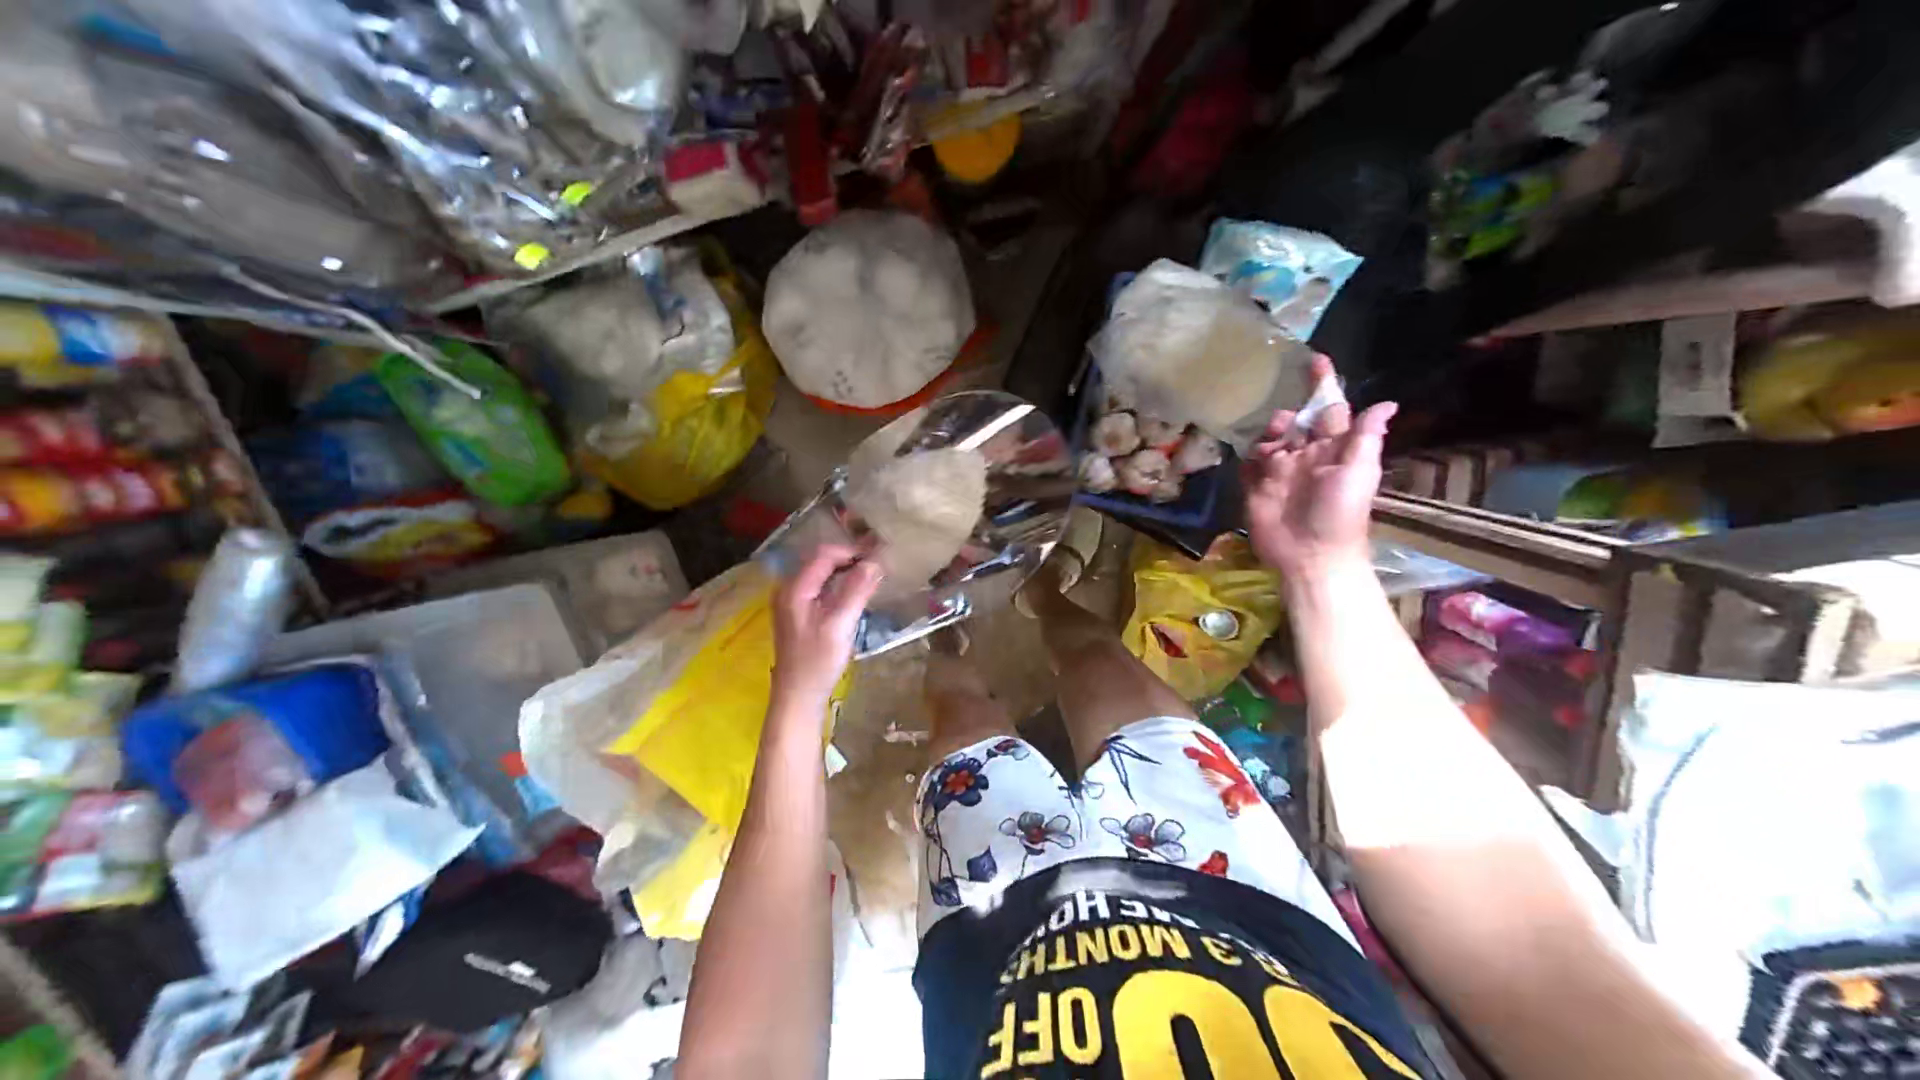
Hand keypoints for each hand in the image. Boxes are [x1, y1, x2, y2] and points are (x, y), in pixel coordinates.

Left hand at [771, 545, 883, 707]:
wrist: (798, 696)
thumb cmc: (817, 662)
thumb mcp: (840, 624)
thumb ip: (856, 591)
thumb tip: (875, 562)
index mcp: (794, 588)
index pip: (824, 554)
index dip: (851, 552)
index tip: (878, 557)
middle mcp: (788, 589)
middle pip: (820, 561)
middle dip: (849, 559)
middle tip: (877, 565)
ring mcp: (791, 601)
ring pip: (820, 575)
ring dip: (845, 572)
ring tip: (870, 577)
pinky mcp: (797, 613)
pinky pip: (819, 588)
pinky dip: (838, 586)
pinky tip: (854, 594)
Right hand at [1242, 355, 1397, 578]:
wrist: (1310, 556)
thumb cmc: (1340, 514)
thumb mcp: (1359, 472)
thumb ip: (1365, 438)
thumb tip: (1388, 403)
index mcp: (1334, 450)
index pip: (1329, 409)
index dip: (1323, 385)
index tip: (1315, 359)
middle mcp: (1306, 456)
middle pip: (1295, 422)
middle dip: (1288, 415)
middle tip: (1284, 426)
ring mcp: (1280, 472)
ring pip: (1269, 439)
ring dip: (1267, 435)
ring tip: (1269, 448)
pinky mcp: (1257, 488)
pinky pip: (1248, 464)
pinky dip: (1246, 458)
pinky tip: (1249, 461)